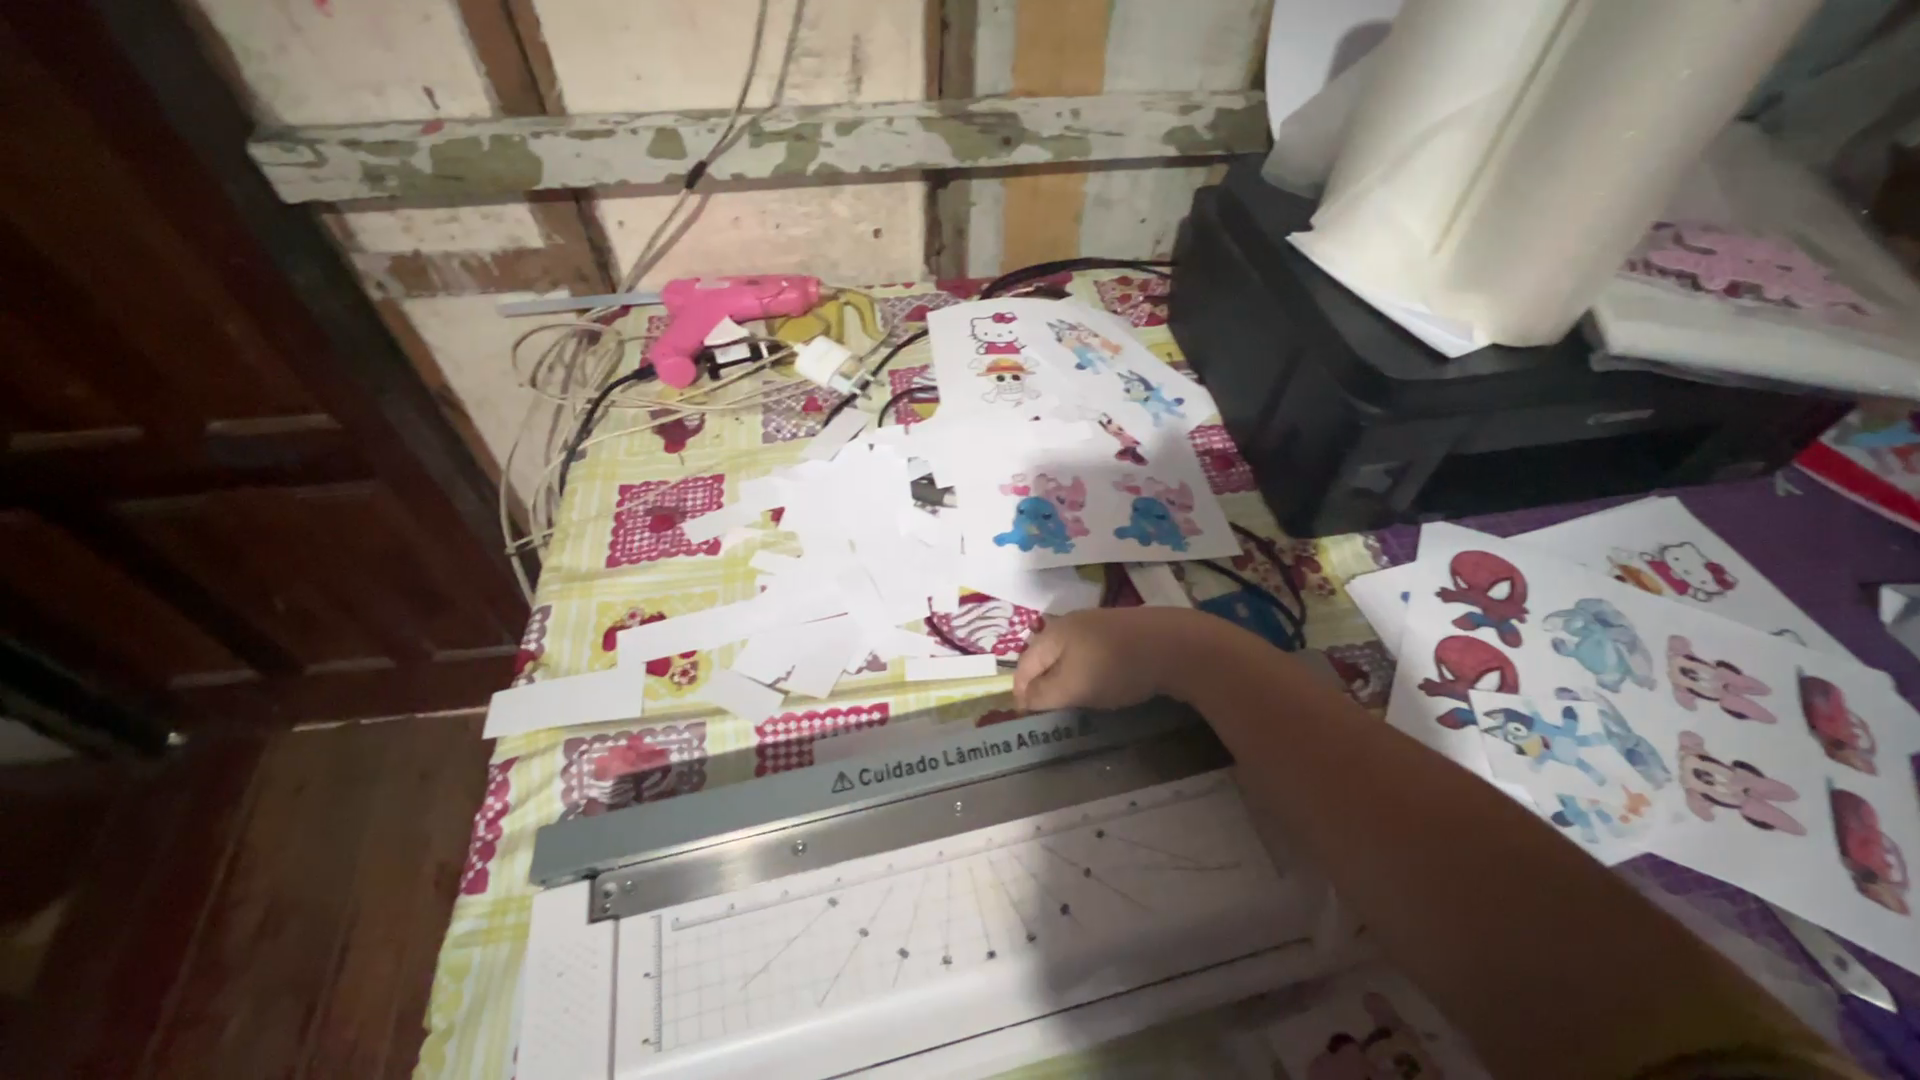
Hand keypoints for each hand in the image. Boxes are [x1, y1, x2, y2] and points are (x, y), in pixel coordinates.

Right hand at [1013, 608, 1205, 711]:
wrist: (1175, 646)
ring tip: (1073, 700)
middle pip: (1046, 656)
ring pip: (1071, 655)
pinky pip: (1094, 654)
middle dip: (1042, 683)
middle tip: (1046, 710)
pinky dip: (1089, 671)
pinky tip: (1103, 683)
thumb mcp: (1072, 687)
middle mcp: (1072, 623)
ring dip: (1066, 678)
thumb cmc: (1115, 667)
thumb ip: (1043, 695)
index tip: (1024, 718)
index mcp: (1053, 633)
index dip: (1020, 692)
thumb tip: (1024, 699)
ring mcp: (1100, 625)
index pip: (1024, 664)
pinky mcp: (1123, 632)